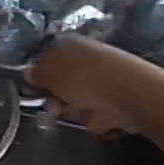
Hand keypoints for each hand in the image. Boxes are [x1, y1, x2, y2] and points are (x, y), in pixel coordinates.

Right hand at [25, 35, 149, 135]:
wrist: (135, 95)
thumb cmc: (86, 79)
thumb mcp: (51, 73)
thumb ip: (37, 73)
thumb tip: (29, 71)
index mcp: (70, 45)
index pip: (47, 59)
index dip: (40, 77)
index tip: (37, 91)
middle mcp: (87, 58)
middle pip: (63, 83)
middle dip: (59, 99)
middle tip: (59, 108)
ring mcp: (104, 78)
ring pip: (79, 100)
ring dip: (78, 111)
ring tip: (84, 114)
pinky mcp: (119, 98)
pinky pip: (99, 112)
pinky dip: (99, 118)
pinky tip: (103, 119)